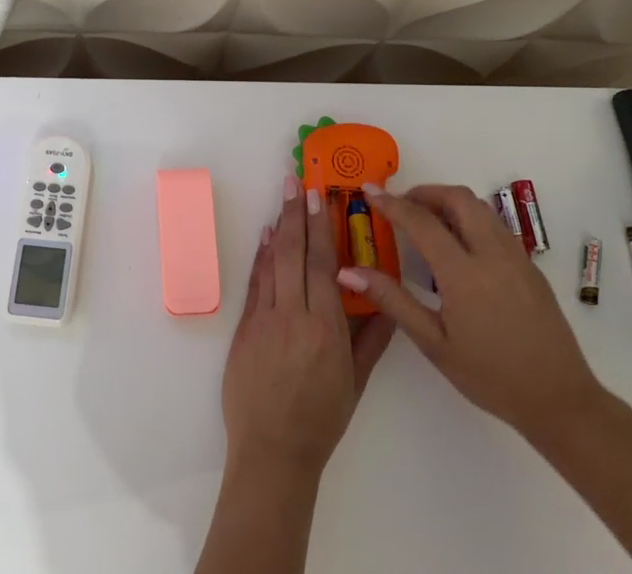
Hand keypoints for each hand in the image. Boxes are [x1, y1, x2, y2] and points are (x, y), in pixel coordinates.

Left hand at [220, 175, 395, 477]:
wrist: (273, 451)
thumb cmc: (321, 419)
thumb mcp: (356, 381)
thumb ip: (373, 338)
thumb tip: (388, 301)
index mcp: (326, 328)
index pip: (324, 264)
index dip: (321, 226)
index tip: (320, 196)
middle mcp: (293, 316)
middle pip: (294, 254)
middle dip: (296, 214)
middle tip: (296, 181)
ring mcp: (263, 320)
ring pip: (270, 263)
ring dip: (277, 228)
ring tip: (282, 198)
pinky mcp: (243, 329)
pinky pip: (254, 285)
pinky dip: (259, 258)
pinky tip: (265, 239)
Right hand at [338, 184, 602, 439]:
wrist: (559, 398)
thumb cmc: (488, 376)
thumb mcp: (433, 343)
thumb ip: (392, 300)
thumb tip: (348, 272)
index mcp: (464, 273)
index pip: (421, 222)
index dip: (391, 203)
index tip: (368, 192)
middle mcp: (493, 255)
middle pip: (459, 199)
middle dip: (425, 193)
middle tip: (400, 206)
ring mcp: (517, 258)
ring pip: (482, 209)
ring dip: (450, 203)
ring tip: (425, 222)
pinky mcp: (531, 268)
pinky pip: (497, 227)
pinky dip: (471, 220)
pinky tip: (457, 248)